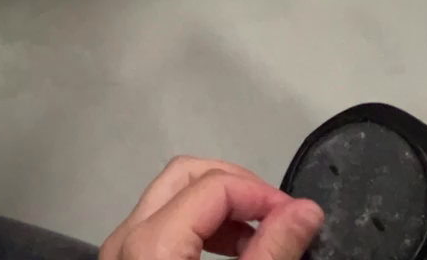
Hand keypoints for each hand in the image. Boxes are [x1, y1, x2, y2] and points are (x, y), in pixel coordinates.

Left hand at [100, 157, 324, 259]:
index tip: (301, 216)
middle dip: (238, 186)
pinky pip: (163, 225)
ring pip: (172, 197)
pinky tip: (233, 251)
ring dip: (220, 205)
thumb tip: (306, 211)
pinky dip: (200, 227)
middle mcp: (126, 238)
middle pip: (186, 175)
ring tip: (262, 235)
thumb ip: (272, 250)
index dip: (263, 193)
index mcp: (149, 243)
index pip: (214, 186)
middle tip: (278, 214)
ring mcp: (119, 252)